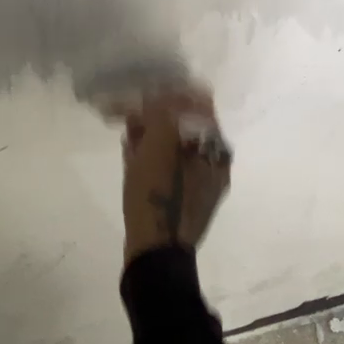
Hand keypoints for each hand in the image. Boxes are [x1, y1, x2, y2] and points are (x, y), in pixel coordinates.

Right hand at [122, 81, 232, 262]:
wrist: (155, 253)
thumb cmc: (159, 196)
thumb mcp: (159, 146)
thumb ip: (165, 112)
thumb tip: (163, 90)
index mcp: (216, 150)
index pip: (199, 105)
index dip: (171, 94)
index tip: (146, 91)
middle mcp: (214, 164)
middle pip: (185, 125)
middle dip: (157, 114)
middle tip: (131, 111)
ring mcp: (198, 183)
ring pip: (174, 145)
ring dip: (150, 133)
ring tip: (127, 129)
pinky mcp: (181, 198)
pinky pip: (166, 166)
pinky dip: (149, 155)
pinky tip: (130, 150)